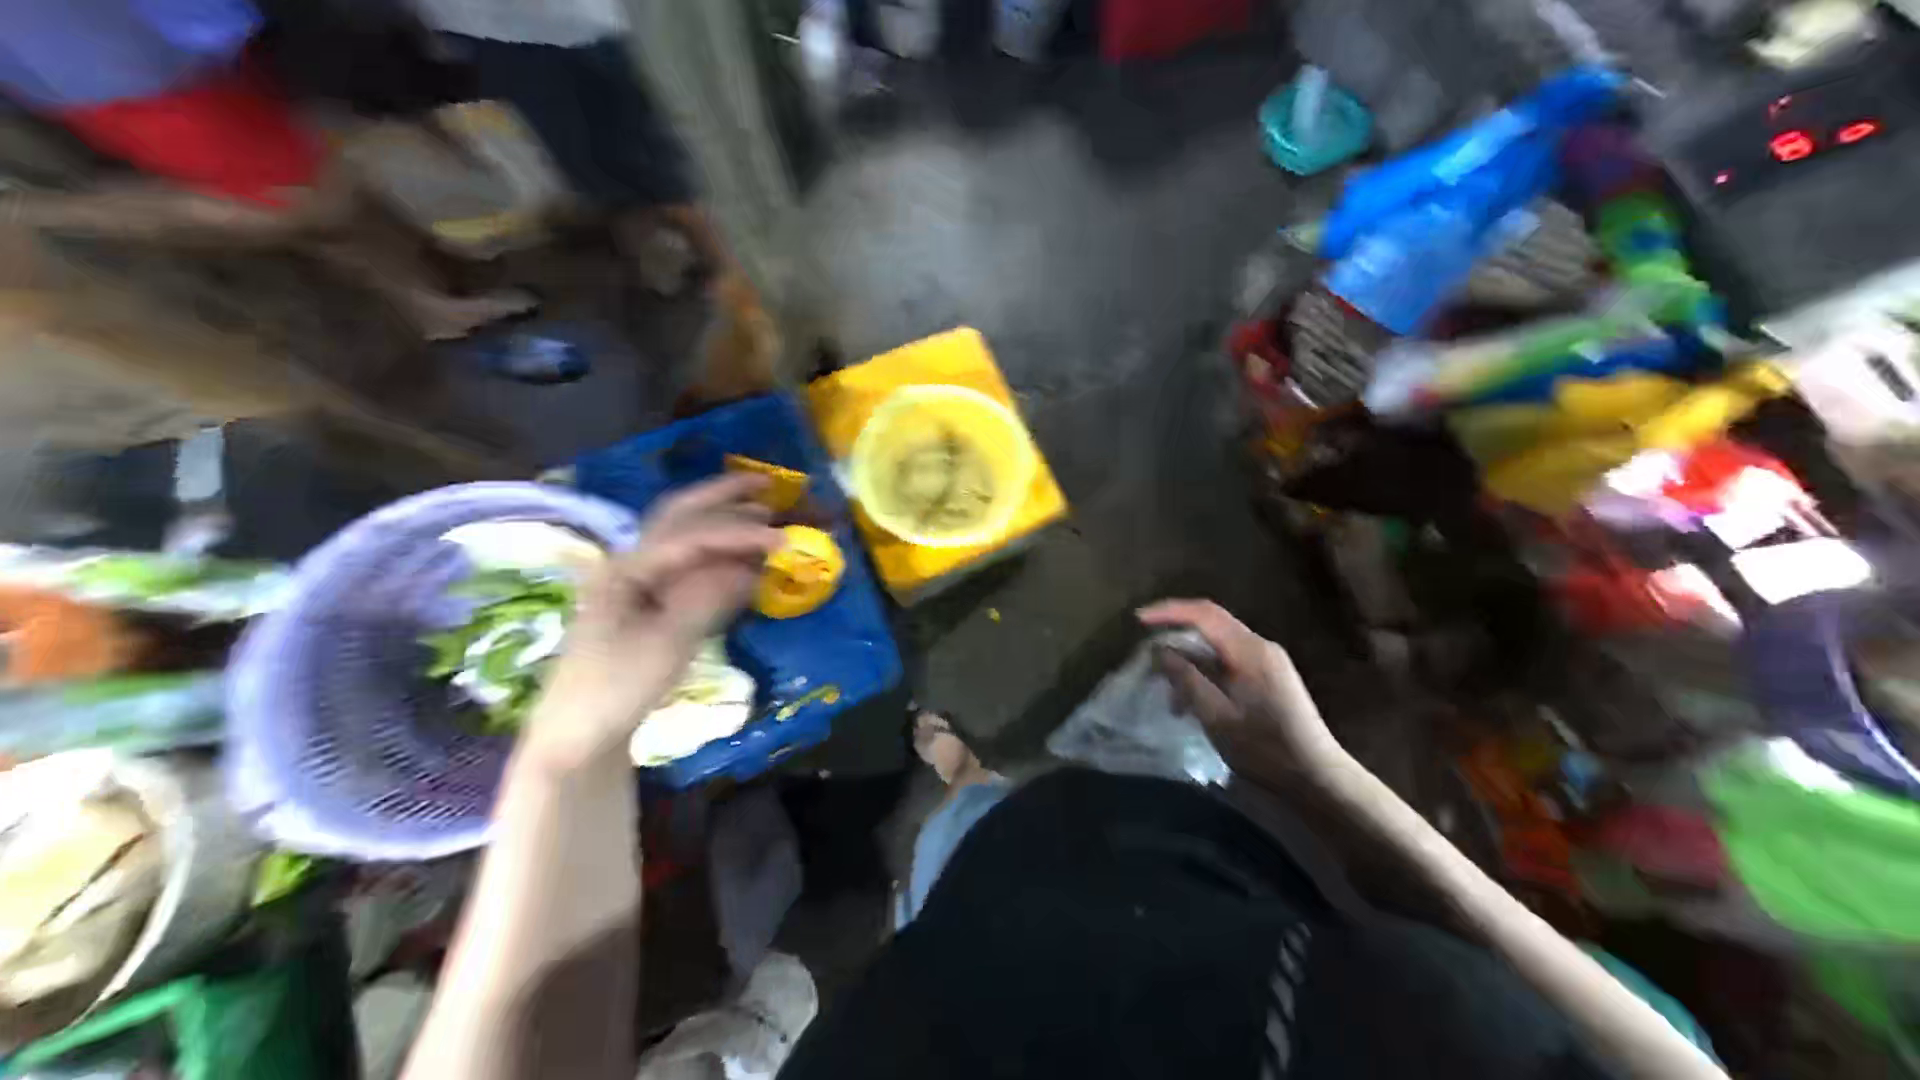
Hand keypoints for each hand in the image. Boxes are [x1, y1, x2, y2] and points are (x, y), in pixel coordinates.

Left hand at [527, 474, 782, 769]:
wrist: (577, 735)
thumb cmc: (615, 690)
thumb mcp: (665, 647)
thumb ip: (707, 600)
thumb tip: (750, 568)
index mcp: (627, 569)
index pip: (691, 537)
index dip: (739, 533)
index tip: (782, 539)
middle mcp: (629, 565)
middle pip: (679, 517)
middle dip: (723, 497)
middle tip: (767, 485)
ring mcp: (636, 583)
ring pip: (682, 538)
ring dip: (721, 521)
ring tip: (761, 513)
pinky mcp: (646, 605)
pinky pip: (686, 566)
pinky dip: (716, 554)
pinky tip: (739, 559)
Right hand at [1138, 599, 1350, 784]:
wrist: (1318, 779)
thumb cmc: (1265, 748)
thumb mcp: (1216, 715)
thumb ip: (1186, 678)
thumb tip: (1161, 650)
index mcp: (1250, 650)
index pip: (1204, 614)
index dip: (1169, 612)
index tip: (1139, 620)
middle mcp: (1261, 648)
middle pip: (1210, 626)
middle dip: (1176, 638)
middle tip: (1148, 658)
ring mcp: (1268, 663)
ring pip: (1217, 648)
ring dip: (1189, 663)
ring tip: (1170, 696)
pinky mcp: (1269, 679)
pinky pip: (1228, 663)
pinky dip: (1204, 675)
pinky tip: (1193, 702)